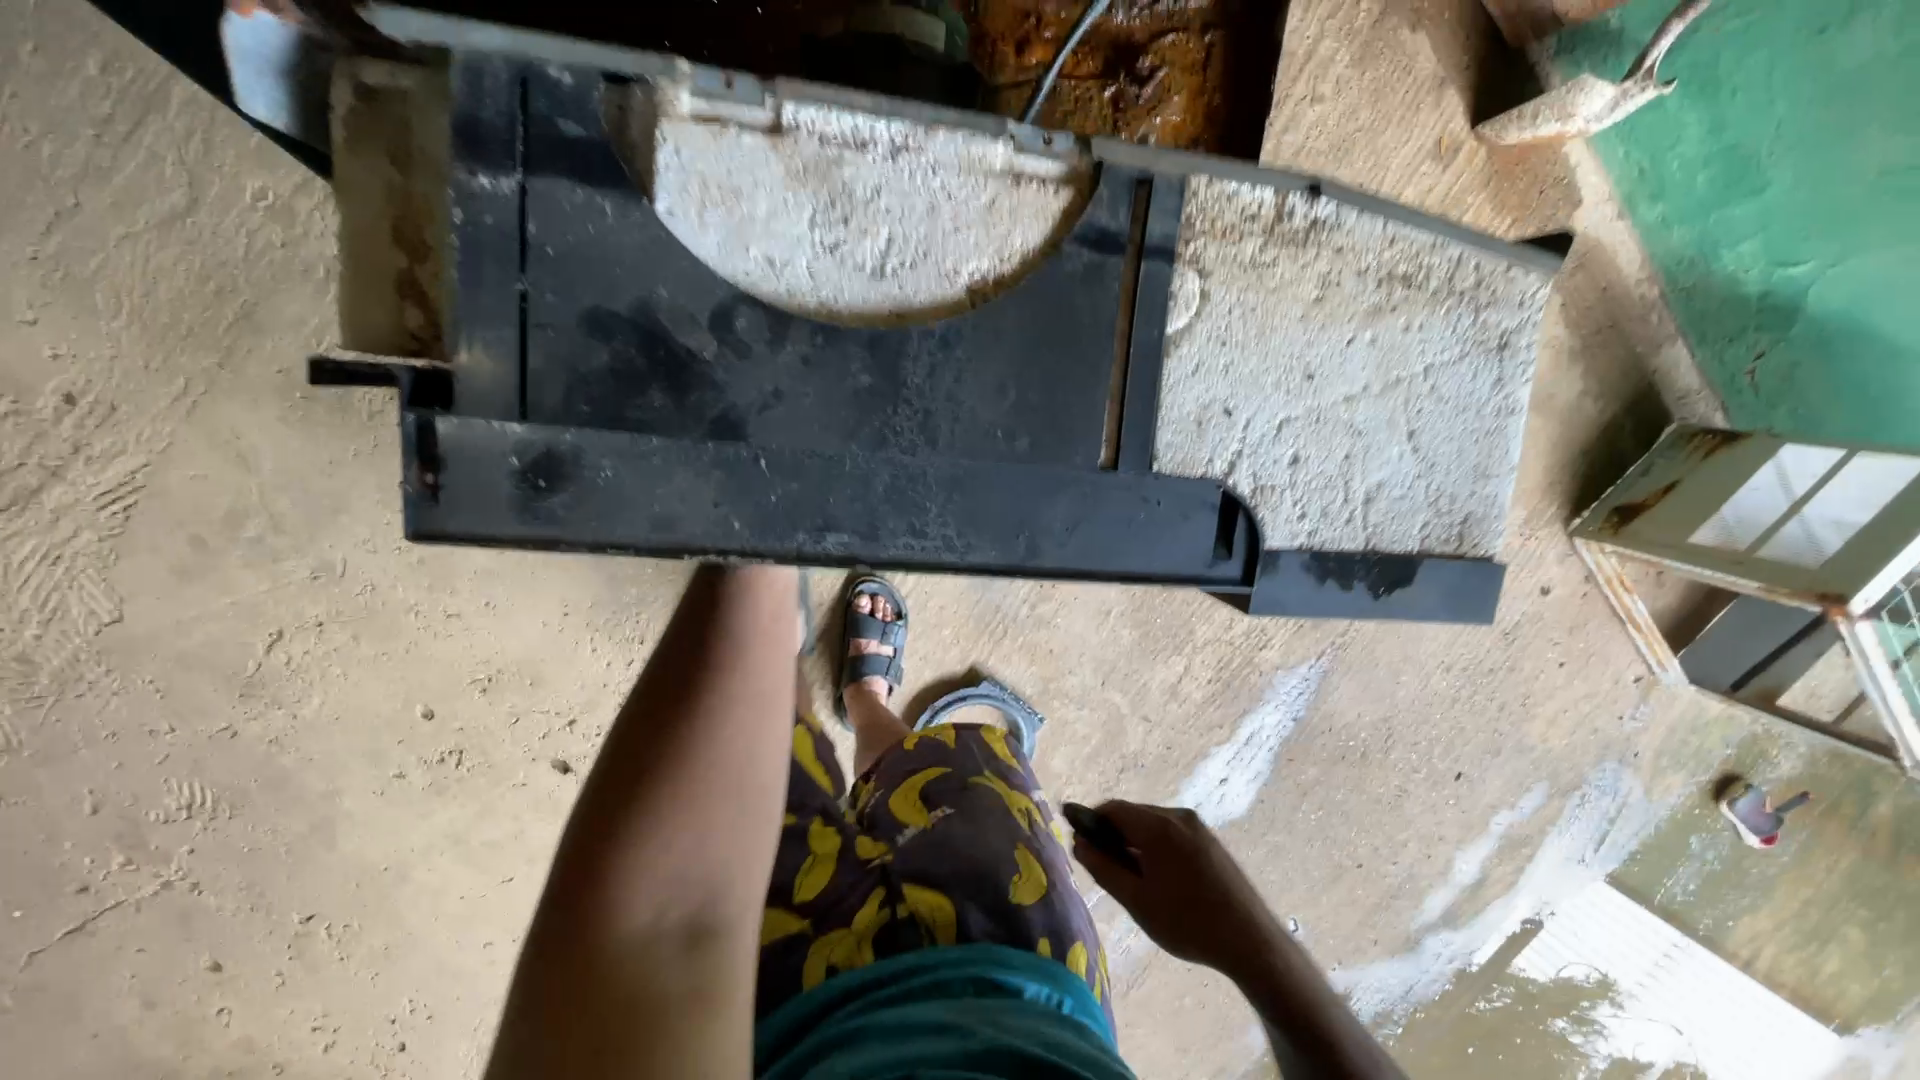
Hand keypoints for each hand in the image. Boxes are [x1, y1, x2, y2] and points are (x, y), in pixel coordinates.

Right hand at [1072, 801, 1283, 979]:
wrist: (1250, 941)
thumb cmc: (1187, 922)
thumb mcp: (1136, 900)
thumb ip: (1103, 868)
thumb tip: (1079, 844)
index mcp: (1158, 826)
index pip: (1111, 809)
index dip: (1090, 823)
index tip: (1081, 847)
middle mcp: (1179, 816)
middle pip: (1132, 815)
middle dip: (1113, 836)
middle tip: (1106, 870)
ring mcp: (1198, 827)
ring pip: (1152, 825)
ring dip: (1135, 843)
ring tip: (1134, 880)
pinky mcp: (1211, 841)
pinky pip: (1172, 833)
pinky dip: (1156, 847)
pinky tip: (1160, 880)